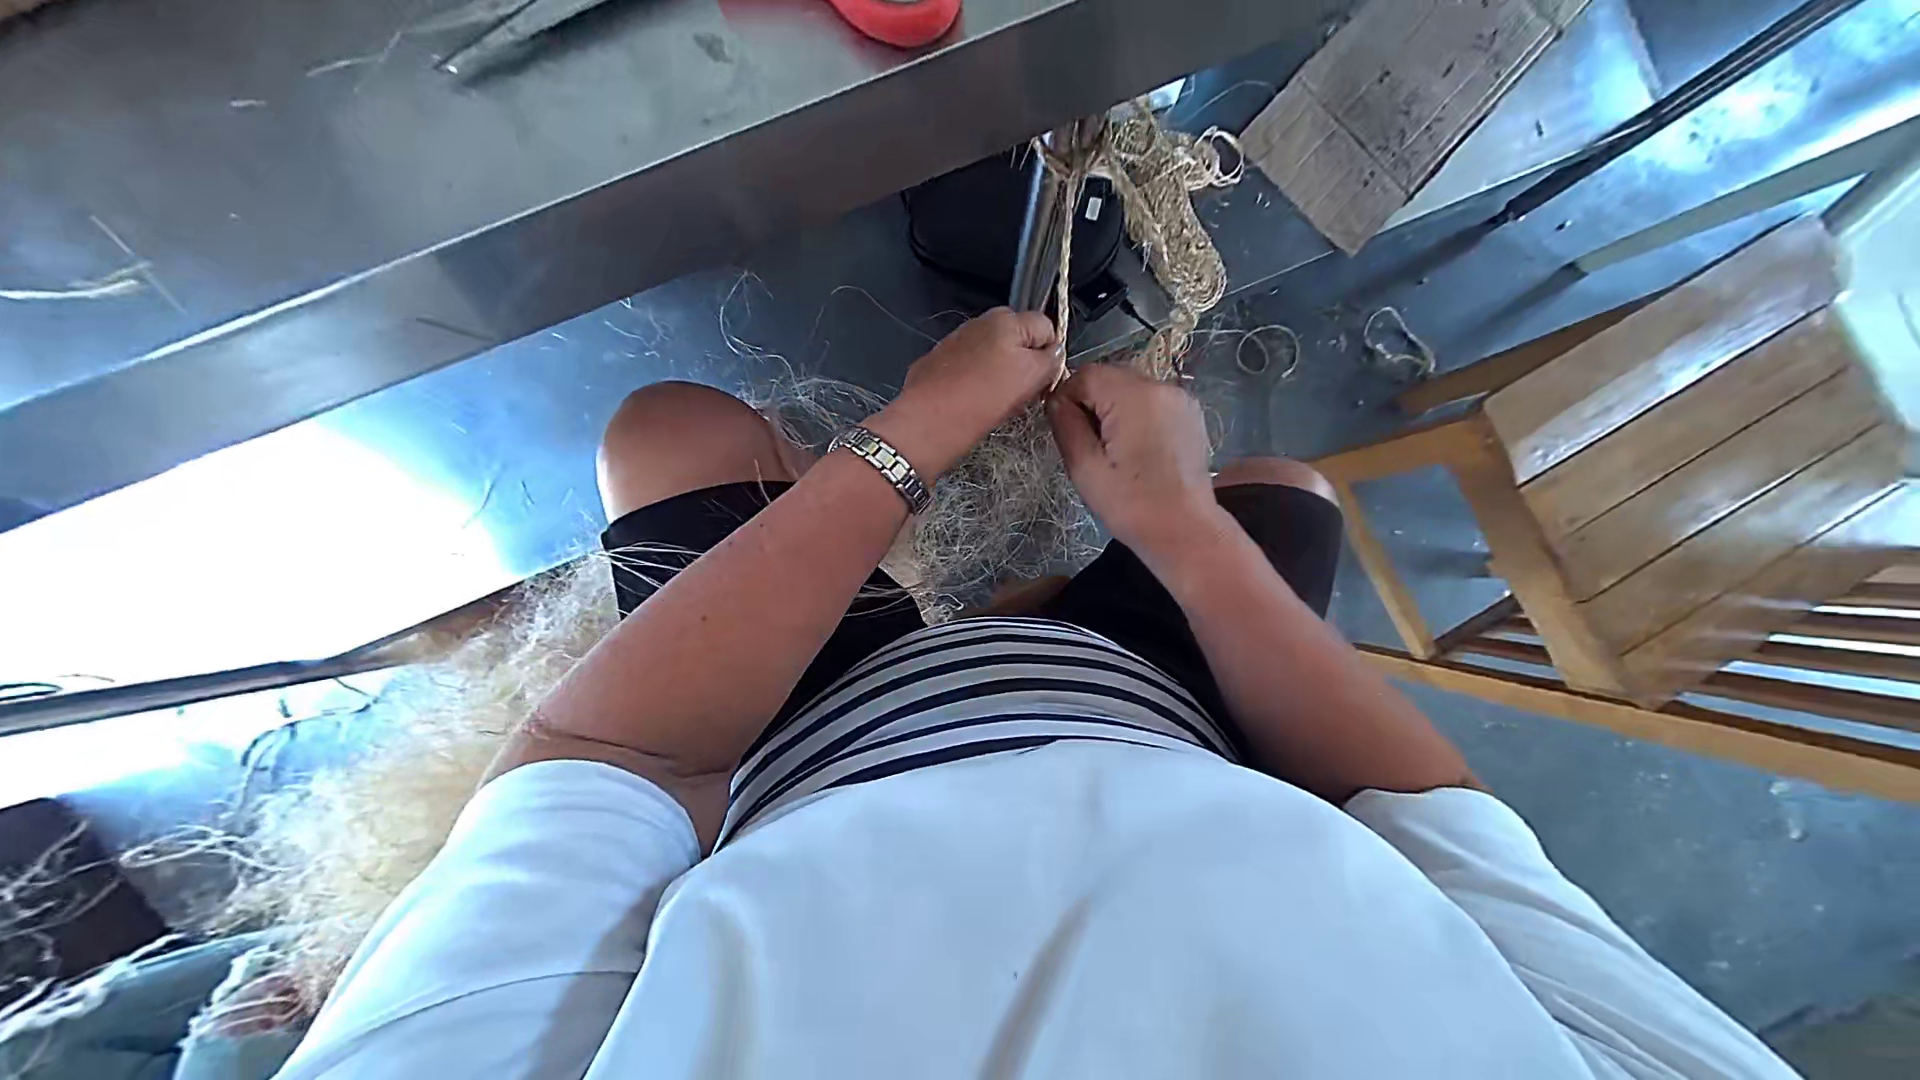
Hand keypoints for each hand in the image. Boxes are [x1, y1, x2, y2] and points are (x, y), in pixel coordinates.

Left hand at [864, 308, 1059, 475]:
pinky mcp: (938, 362)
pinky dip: (976, 381)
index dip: (1050, 354)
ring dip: (1001, 375)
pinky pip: (969, 368)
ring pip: (994, 355)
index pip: (1046, 326)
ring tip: (995, 403)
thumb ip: (1051, 359)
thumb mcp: (1031, 378)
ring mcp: (956, 341)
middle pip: (1019, 340)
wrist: (928, 421)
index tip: (1043, 382)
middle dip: (1024, 364)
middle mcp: (980, 322)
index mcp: (1006, 319)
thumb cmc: (983, 399)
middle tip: (1021, 395)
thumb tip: (1054, 352)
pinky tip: (972, 402)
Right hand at [1047, 364, 1232, 564]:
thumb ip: (1065, 424)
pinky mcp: (1190, 414)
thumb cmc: (1130, 503)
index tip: (1065, 430)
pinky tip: (1135, 450)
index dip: (1066, 398)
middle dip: (1091, 404)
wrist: (1184, 530)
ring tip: (1113, 451)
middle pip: (1110, 378)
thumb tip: (1055, 400)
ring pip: (1130, 389)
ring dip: (1113, 410)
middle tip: (1088, 445)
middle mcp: (1161, 387)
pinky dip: (1135, 416)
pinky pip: (1151, 402)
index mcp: (1134, 396)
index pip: (1086, 374)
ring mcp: (1180, 399)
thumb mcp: (1085, 467)